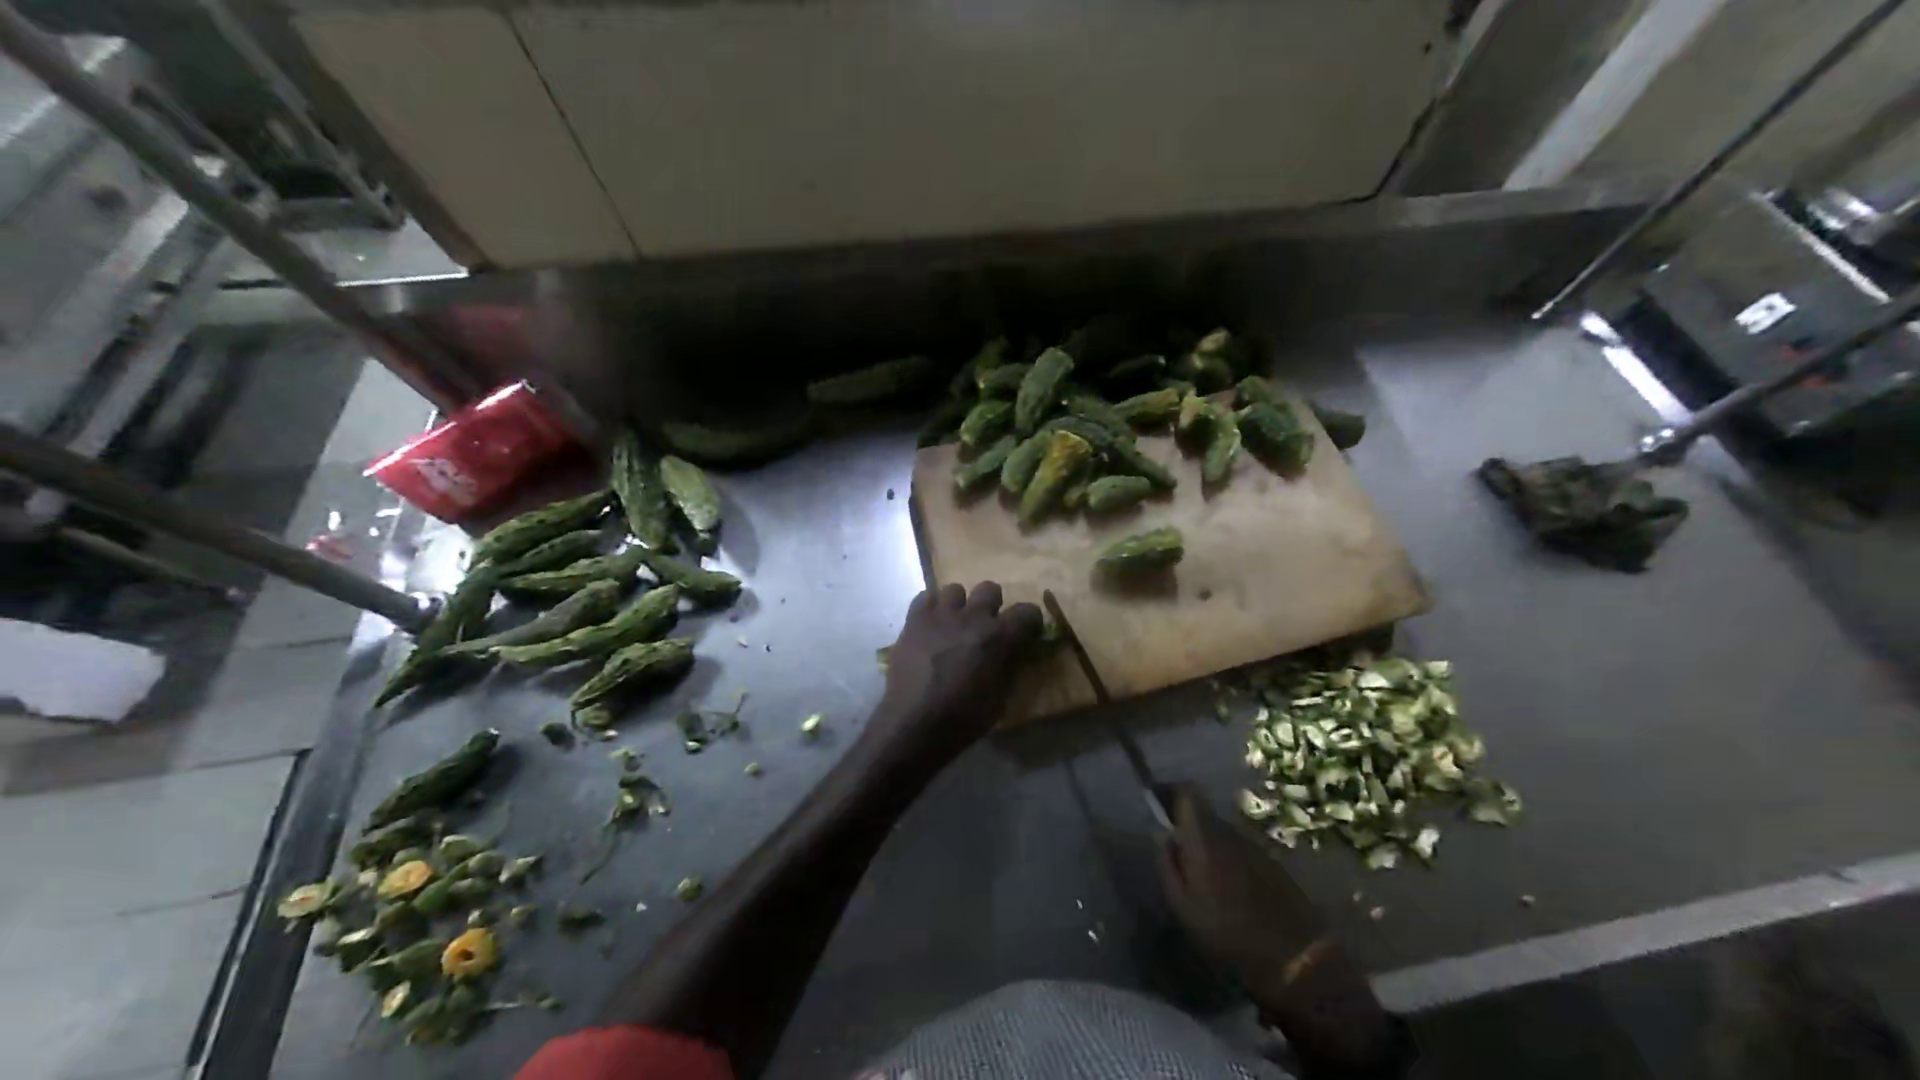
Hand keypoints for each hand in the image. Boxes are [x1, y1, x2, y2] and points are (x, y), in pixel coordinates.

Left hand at [868, 582, 1042, 771]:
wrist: (915, 724)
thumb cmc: (963, 718)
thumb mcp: (1000, 698)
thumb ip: (1009, 667)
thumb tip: (1013, 653)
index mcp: (999, 637)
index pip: (1028, 611)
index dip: (1029, 621)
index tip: (1025, 632)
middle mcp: (972, 617)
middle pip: (990, 588)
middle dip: (991, 605)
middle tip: (984, 627)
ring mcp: (940, 616)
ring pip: (955, 589)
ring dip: (959, 605)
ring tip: (953, 625)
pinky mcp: (914, 621)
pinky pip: (925, 597)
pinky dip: (931, 608)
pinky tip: (930, 626)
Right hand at [1158, 786, 1402, 1076]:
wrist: (1295, 958)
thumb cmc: (1227, 933)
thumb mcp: (1182, 904)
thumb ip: (1168, 863)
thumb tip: (1162, 834)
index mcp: (1204, 837)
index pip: (1187, 792)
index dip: (1172, 793)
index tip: (1161, 806)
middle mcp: (1230, 832)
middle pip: (1205, 814)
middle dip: (1190, 827)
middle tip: (1181, 852)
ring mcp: (1255, 846)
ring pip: (1224, 834)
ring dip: (1213, 846)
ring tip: (1207, 876)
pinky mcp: (1273, 863)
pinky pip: (1243, 851)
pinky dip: (1233, 861)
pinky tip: (1233, 890)